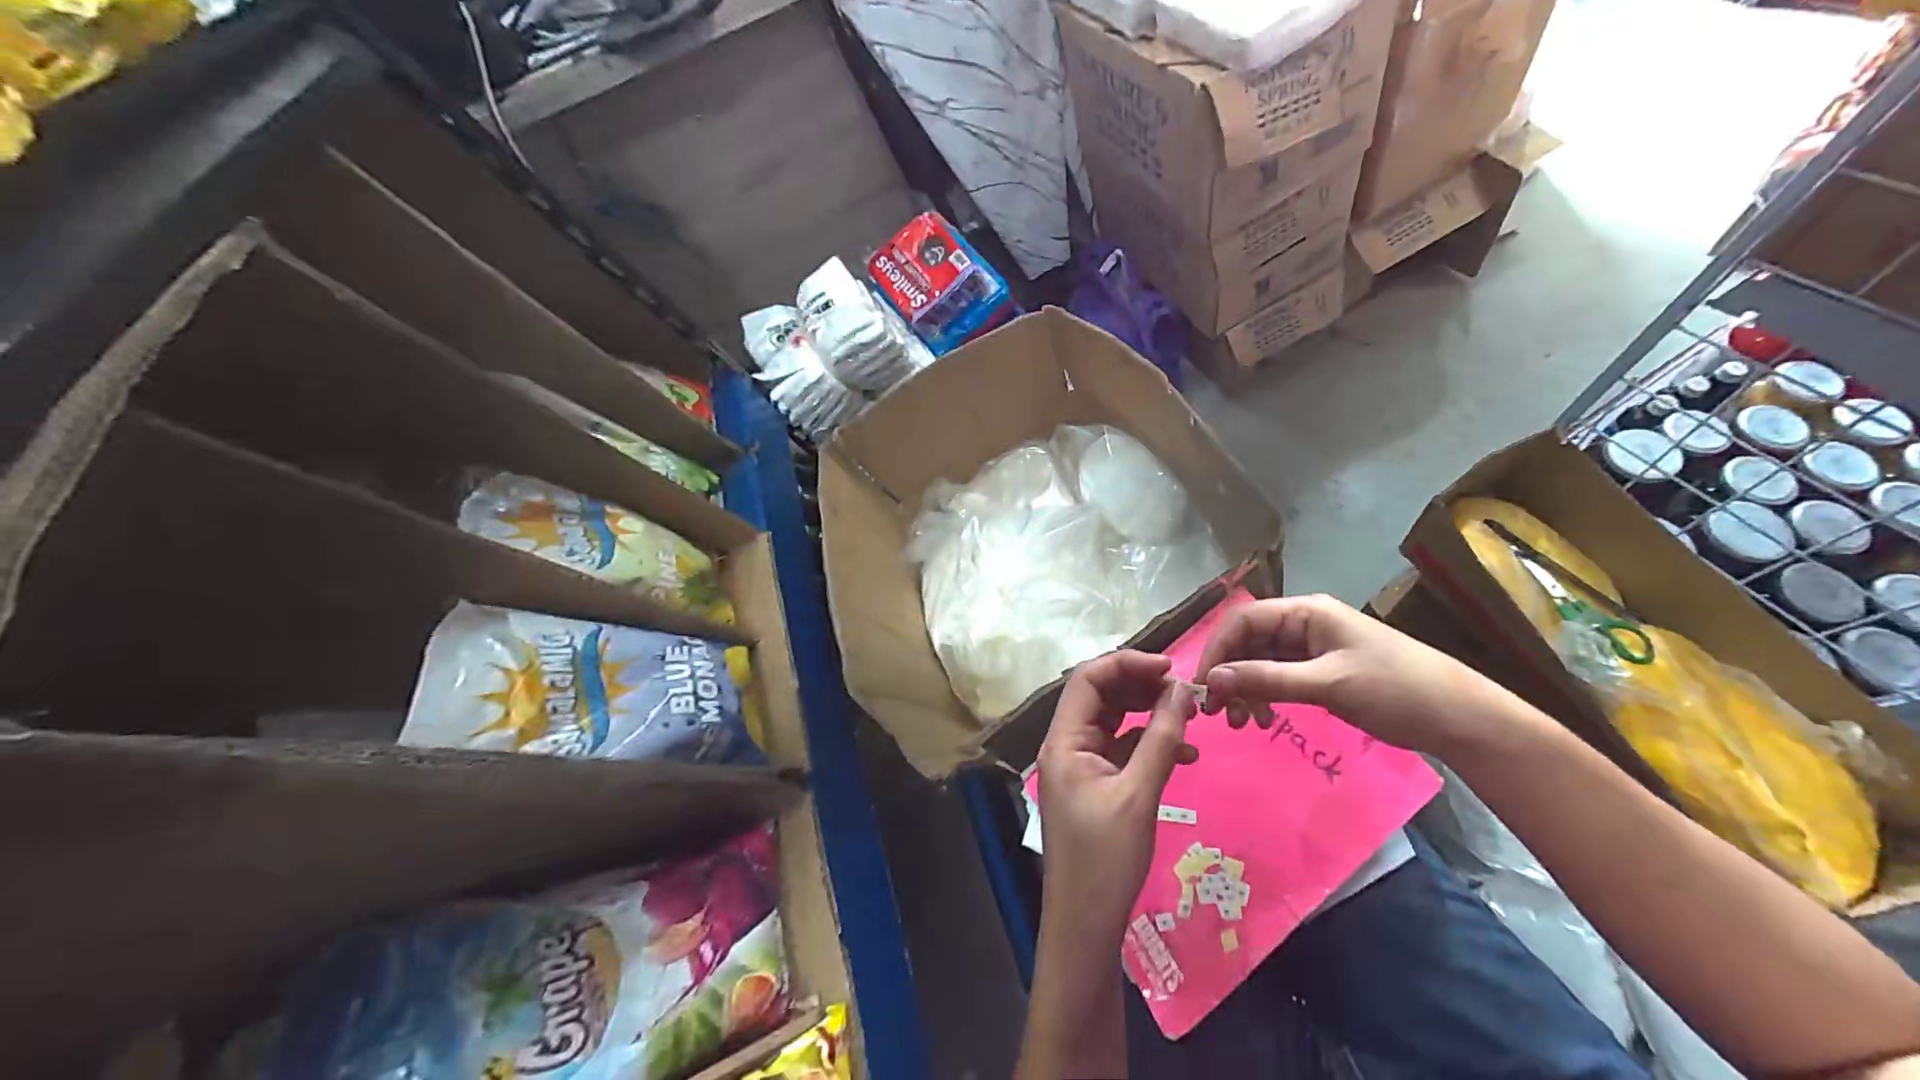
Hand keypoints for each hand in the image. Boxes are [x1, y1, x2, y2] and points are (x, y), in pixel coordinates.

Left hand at [1037, 650, 1197, 947]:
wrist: (1086, 920)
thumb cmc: (1105, 858)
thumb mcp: (1138, 795)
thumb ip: (1161, 739)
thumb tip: (1182, 690)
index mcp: (1064, 740)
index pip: (1088, 680)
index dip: (1127, 664)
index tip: (1170, 667)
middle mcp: (1067, 744)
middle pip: (1101, 696)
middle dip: (1141, 686)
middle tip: (1185, 691)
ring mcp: (1082, 764)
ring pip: (1115, 721)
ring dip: (1149, 713)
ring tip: (1189, 716)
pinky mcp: (1098, 784)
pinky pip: (1123, 749)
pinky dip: (1151, 744)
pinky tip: (1185, 753)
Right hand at [1193, 594, 1516, 755]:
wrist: (1460, 718)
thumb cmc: (1395, 688)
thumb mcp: (1327, 683)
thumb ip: (1266, 679)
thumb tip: (1212, 679)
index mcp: (1305, 612)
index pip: (1242, 621)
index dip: (1217, 650)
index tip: (1203, 687)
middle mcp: (1303, 624)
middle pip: (1247, 642)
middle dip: (1229, 674)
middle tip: (1218, 713)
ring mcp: (1311, 649)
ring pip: (1258, 663)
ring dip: (1244, 689)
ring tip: (1241, 722)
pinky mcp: (1320, 672)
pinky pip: (1277, 679)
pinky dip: (1263, 697)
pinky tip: (1263, 718)